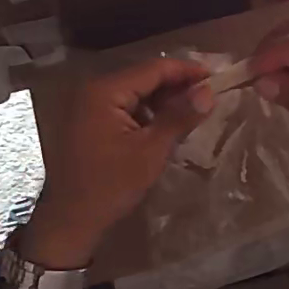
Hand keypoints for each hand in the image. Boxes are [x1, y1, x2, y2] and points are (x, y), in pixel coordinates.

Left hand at [29, 56, 211, 267]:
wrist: (72, 219)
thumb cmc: (111, 185)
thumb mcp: (151, 151)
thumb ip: (179, 117)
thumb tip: (208, 92)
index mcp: (105, 91)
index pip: (153, 68)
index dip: (186, 71)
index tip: (215, 77)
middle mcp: (93, 90)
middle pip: (143, 77)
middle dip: (176, 86)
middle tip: (208, 96)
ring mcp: (88, 106)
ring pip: (135, 93)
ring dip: (163, 101)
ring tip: (193, 111)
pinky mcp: (89, 122)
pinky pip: (123, 108)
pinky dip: (146, 113)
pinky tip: (167, 125)